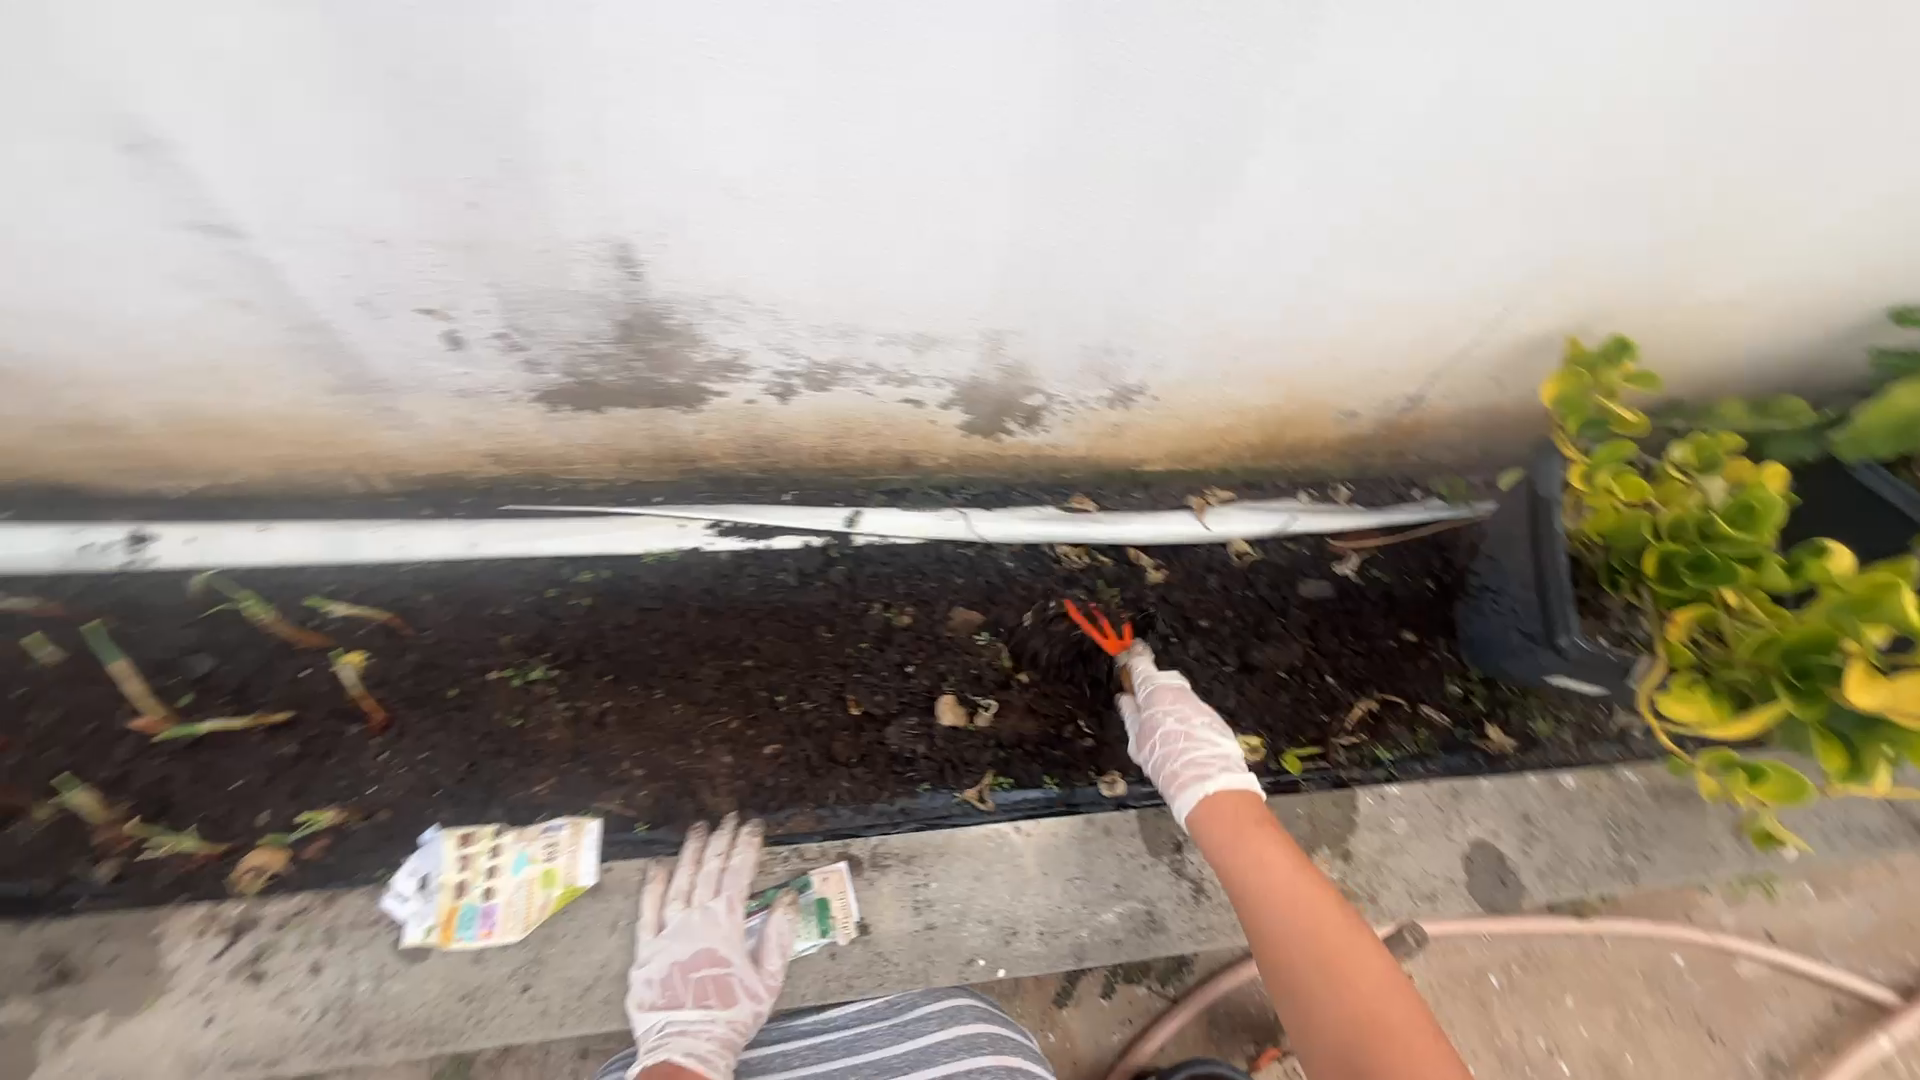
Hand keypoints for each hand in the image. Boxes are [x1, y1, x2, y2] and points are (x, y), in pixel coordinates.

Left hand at [626, 814, 798, 1079]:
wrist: (688, 1050)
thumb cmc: (732, 1017)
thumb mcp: (768, 979)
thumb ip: (778, 934)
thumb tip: (789, 896)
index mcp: (726, 924)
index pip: (738, 872)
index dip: (747, 845)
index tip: (753, 824)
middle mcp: (695, 920)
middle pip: (709, 870)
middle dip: (721, 840)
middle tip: (728, 817)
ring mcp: (667, 933)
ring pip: (679, 882)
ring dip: (690, 853)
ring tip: (698, 829)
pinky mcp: (645, 952)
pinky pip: (647, 912)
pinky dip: (653, 887)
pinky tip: (659, 866)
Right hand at [1115, 642, 1264, 827]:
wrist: (1207, 782)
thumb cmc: (1164, 759)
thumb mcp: (1137, 740)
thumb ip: (1130, 715)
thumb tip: (1125, 699)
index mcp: (1156, 691)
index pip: (1141, 666)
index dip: (1133, 659)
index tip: (1128, 653)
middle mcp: (1179, 691)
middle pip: (1163, 679)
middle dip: (1152, 685)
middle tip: (1143, 701)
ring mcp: (1199, 704)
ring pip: (1179, 696)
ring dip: (1169, 704)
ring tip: (1162, 727)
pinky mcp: (1213, 718)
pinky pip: (1192, 711)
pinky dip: (1184, 718)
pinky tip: (1181, 738)